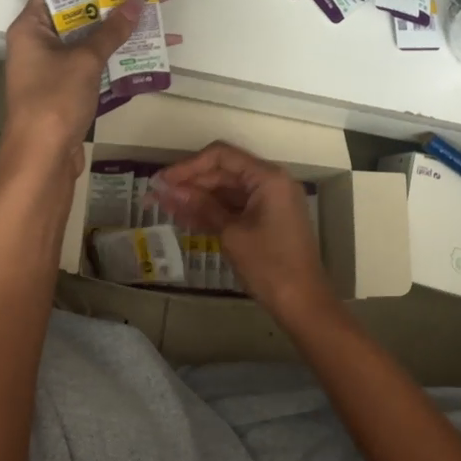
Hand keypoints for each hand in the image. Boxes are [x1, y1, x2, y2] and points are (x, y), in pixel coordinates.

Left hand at [1, 0, 179, 157]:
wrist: (42, 159)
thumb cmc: (55, 100)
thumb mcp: (85, 60)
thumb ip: (112, 30)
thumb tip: (136, 0)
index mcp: (31, 27)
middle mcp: (39, 43)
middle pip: (80, 14)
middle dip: (116, 4)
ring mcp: (54, 67)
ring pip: (92, 40)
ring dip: (123, 31)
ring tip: (160, 16)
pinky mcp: (70, 89)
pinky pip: (97, 64)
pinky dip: (120, 57)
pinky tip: (153, 52)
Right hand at [154, 142, 332, 316]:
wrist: (304, 304)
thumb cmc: (269, 265)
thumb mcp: (231, 233)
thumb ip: (201, 206)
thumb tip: (169, 190)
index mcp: (267, 177)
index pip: (221, 156)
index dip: (188, 166)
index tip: (162, 181)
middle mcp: (271, 182)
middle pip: (223, 172)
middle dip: (190, 183)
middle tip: (157, 195)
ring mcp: (270, 201)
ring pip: (226, 190)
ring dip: (197, 198)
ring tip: (164, 206)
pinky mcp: (267, 219)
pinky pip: (235, 207)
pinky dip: (212, 211)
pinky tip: (185, 217)